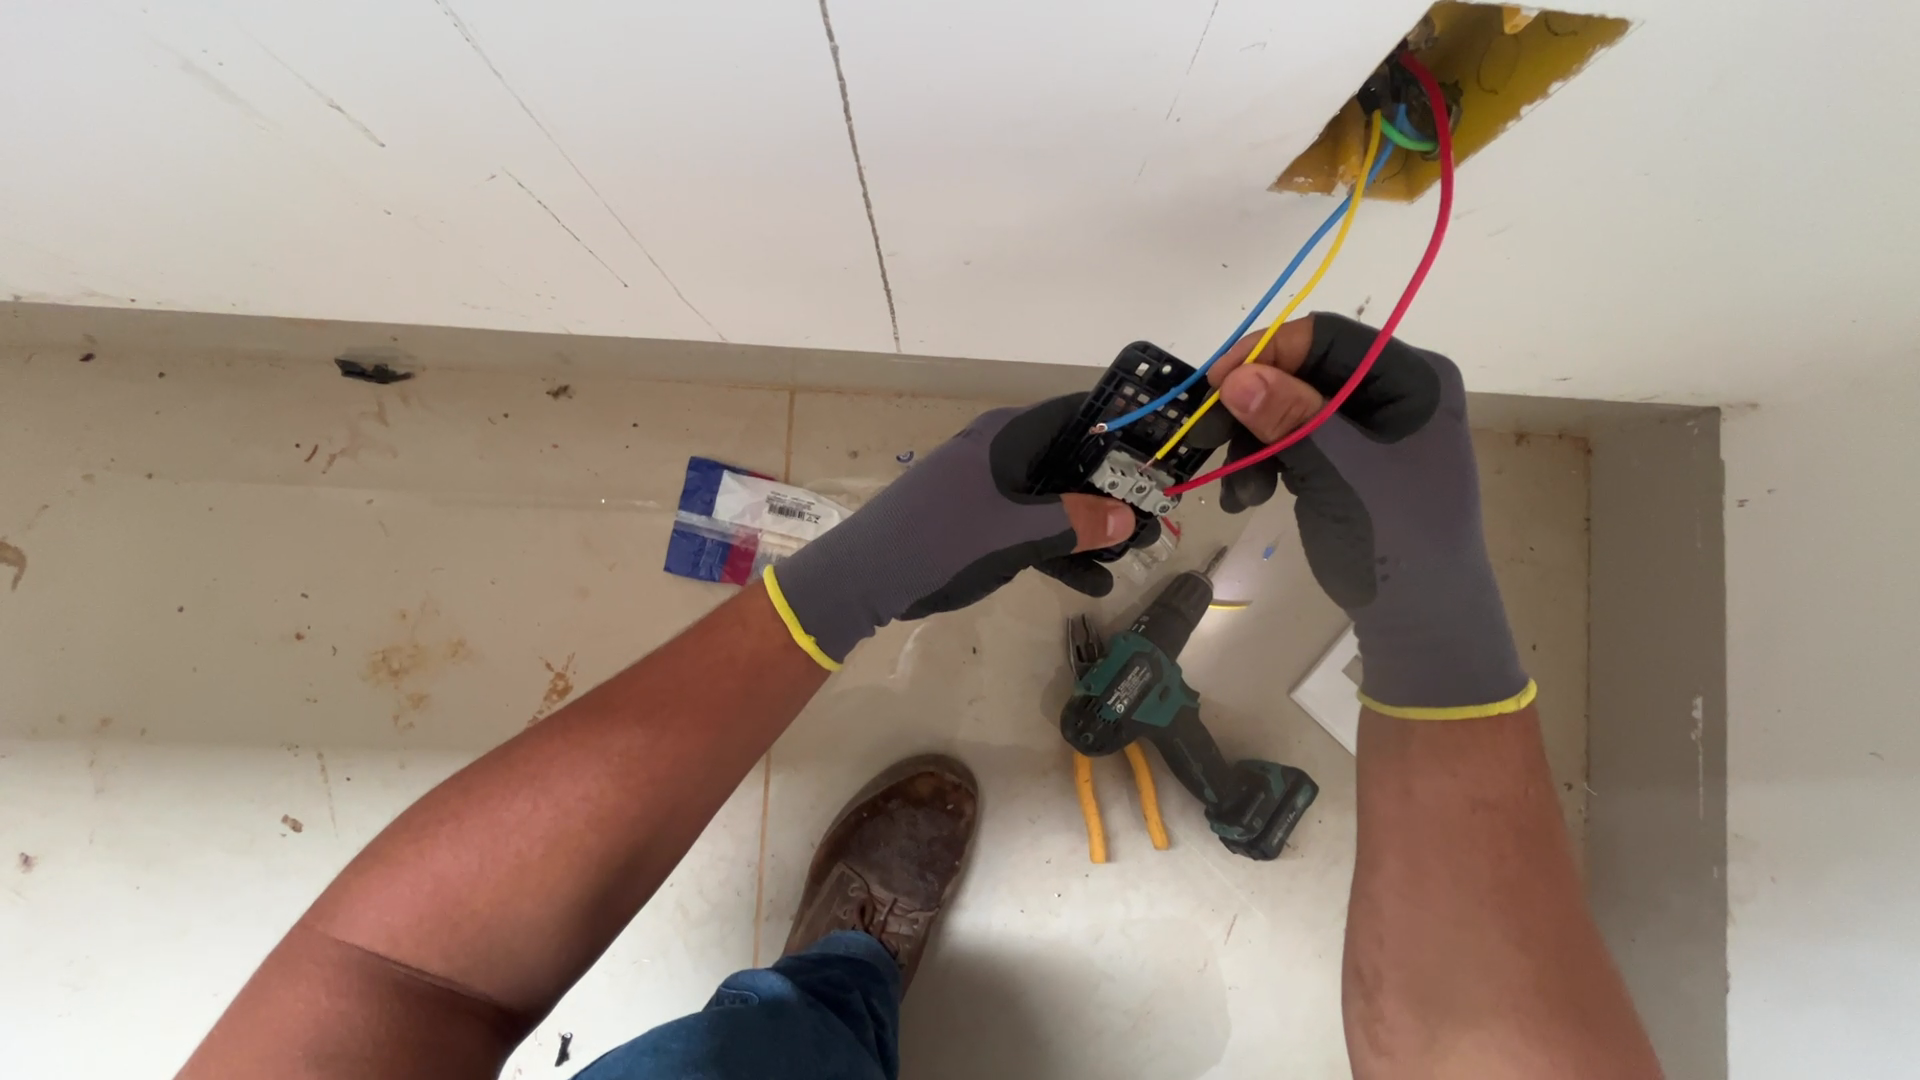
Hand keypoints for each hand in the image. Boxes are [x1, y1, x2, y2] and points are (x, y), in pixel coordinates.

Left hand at [769, 397, 1140, 664]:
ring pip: (1054, 503)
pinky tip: (1095, 583)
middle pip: (1070, 463)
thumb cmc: (941, 537)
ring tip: (1138, 551)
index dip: (1120, 431)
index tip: (1159, 453)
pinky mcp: (981, 527)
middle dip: (1113, 491)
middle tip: (1157, 514)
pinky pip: (1032, 532)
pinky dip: (1060, 552)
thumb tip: (1130, 518)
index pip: (1076, 415)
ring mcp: (991, 494)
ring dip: (1092, 528)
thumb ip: (1074, 522)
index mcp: (1007, 436)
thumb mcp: (1014, 532)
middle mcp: (1002, 457)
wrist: (867, 576)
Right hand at [1209, 313, 1532, 717]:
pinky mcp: (1339, 458)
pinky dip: (1260, 464)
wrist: (1419, 615)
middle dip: (1252, 408)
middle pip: (1299, 372)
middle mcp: (1388, 391)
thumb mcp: (1344, 474)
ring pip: (1284, 409)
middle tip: (1208, 439)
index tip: (1213, 387)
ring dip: (1251, 444)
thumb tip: (1236, 376)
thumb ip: (1294, 419)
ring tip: (1240, 492)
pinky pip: (1287, 442)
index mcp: (1411, 379)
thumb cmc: (1396, 540)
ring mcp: (1362, 427)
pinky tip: (1247, 497)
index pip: (1326, 337)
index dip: (1265, 353)